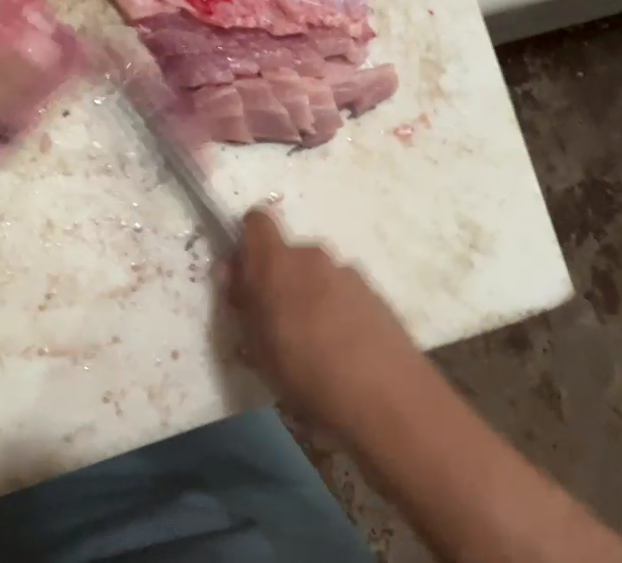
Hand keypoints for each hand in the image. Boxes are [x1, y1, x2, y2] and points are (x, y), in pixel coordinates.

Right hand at [224, 206, 426, 435]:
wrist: (389, 401)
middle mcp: (313, 257)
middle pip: (286, 255)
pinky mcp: (375, 294)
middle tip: (273, 324)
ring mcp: (348, 273)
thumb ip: (242, 306)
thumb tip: (232, 276)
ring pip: (315, 276)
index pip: (256, 222)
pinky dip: (335, 311)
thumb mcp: (258, 350)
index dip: (247, 243)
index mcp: (277, 263)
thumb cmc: (308, 376)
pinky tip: (342, 351)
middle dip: (277, 281)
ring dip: (307, 298)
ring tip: (312, 346)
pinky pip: (342, 293)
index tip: (243, 279)